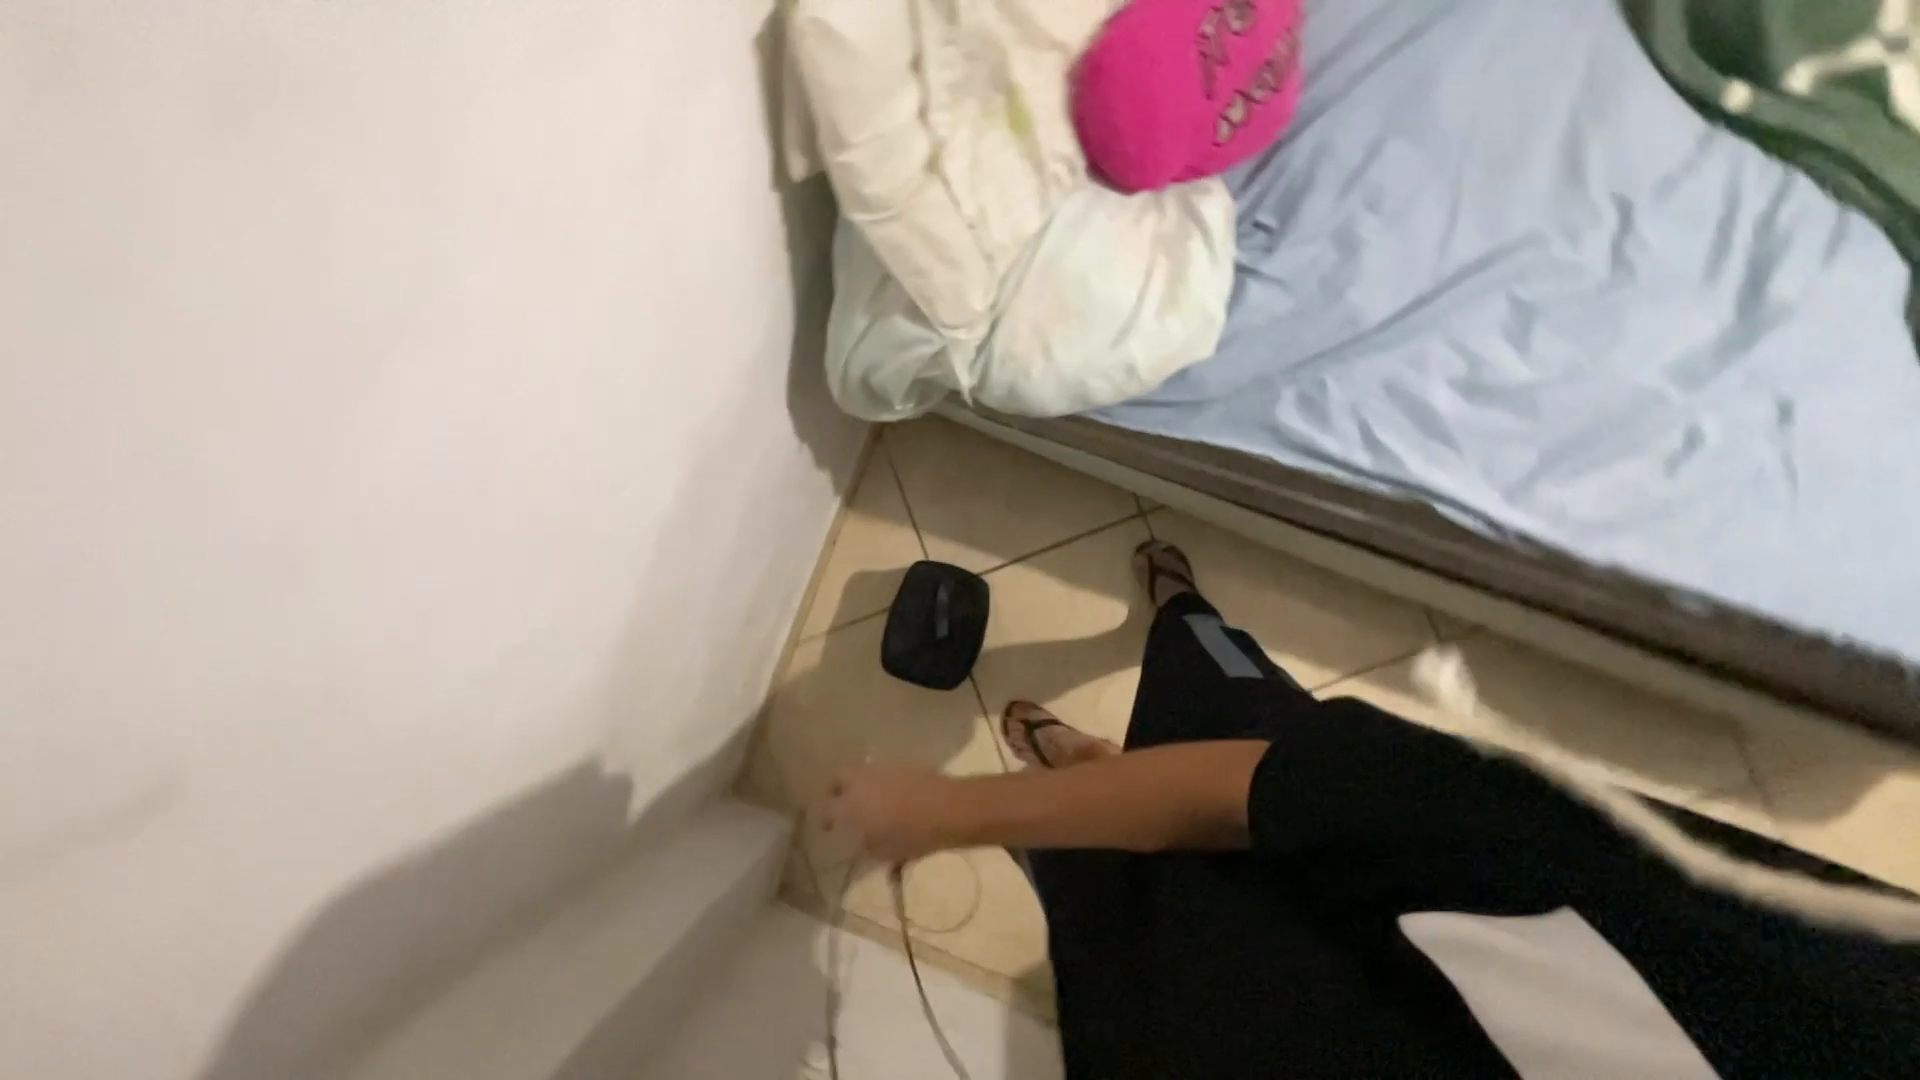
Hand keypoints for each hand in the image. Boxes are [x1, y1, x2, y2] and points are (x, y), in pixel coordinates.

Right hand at [818, 762, 968, 863]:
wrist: (947, 808)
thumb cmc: (912, 837)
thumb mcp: (882, 851)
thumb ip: (864, 843)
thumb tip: (860, 838)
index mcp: (848, 806)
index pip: (824, 809)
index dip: (825, 819)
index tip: (829, 828)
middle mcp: (858, 782)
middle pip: (836, 779)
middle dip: (834, 790)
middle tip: (842, 806)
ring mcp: (878, 768)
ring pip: (858, 771)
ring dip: (857, 783)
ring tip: (867, 800)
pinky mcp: (898, 761)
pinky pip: (879, 769)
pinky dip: (878, 780)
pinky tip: (889, 793)